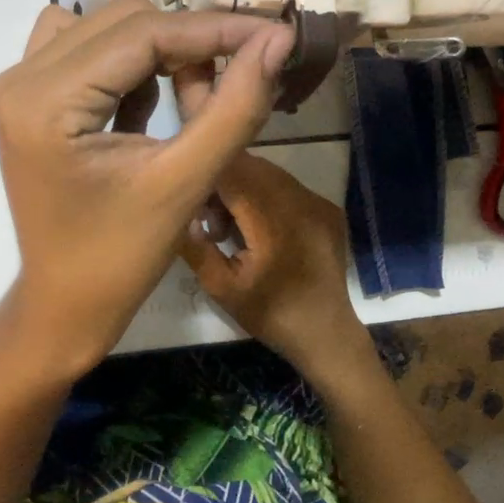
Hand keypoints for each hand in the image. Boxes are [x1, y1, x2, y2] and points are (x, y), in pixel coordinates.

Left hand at [0, 0, 294, 372]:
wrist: (67, 303)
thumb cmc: (122, 255)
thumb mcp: (185, 181)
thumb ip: (234, 106)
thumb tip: (278, 38)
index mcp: (44, 101)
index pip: (141, 33)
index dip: (214, 28)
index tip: (273, 32)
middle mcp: (19, 78)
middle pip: (123, 21)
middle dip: (187, 47)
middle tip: (227, 91)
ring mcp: (18, 84)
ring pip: (107, 27)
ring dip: (160, 53)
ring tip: (190, 105)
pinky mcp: (29, 96)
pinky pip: (89, 49)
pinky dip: (132, 67)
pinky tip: (149, 113)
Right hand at [177, 152, 365, 369]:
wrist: (327, 335)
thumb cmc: (270, 314)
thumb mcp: (221, 287)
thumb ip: (195, 246)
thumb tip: (175, 213)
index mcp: (272, 222)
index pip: (233, 172)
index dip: (206, 176)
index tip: (190, 197)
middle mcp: (299, 202)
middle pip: (251, 167)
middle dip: (224, 182)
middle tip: (210, 221)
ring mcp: (318, 203)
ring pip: (271, 174)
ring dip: (245, 188)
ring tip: (232, 228)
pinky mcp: (328, 209)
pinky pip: (290, 188)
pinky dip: (267, 197)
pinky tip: (260, 230)